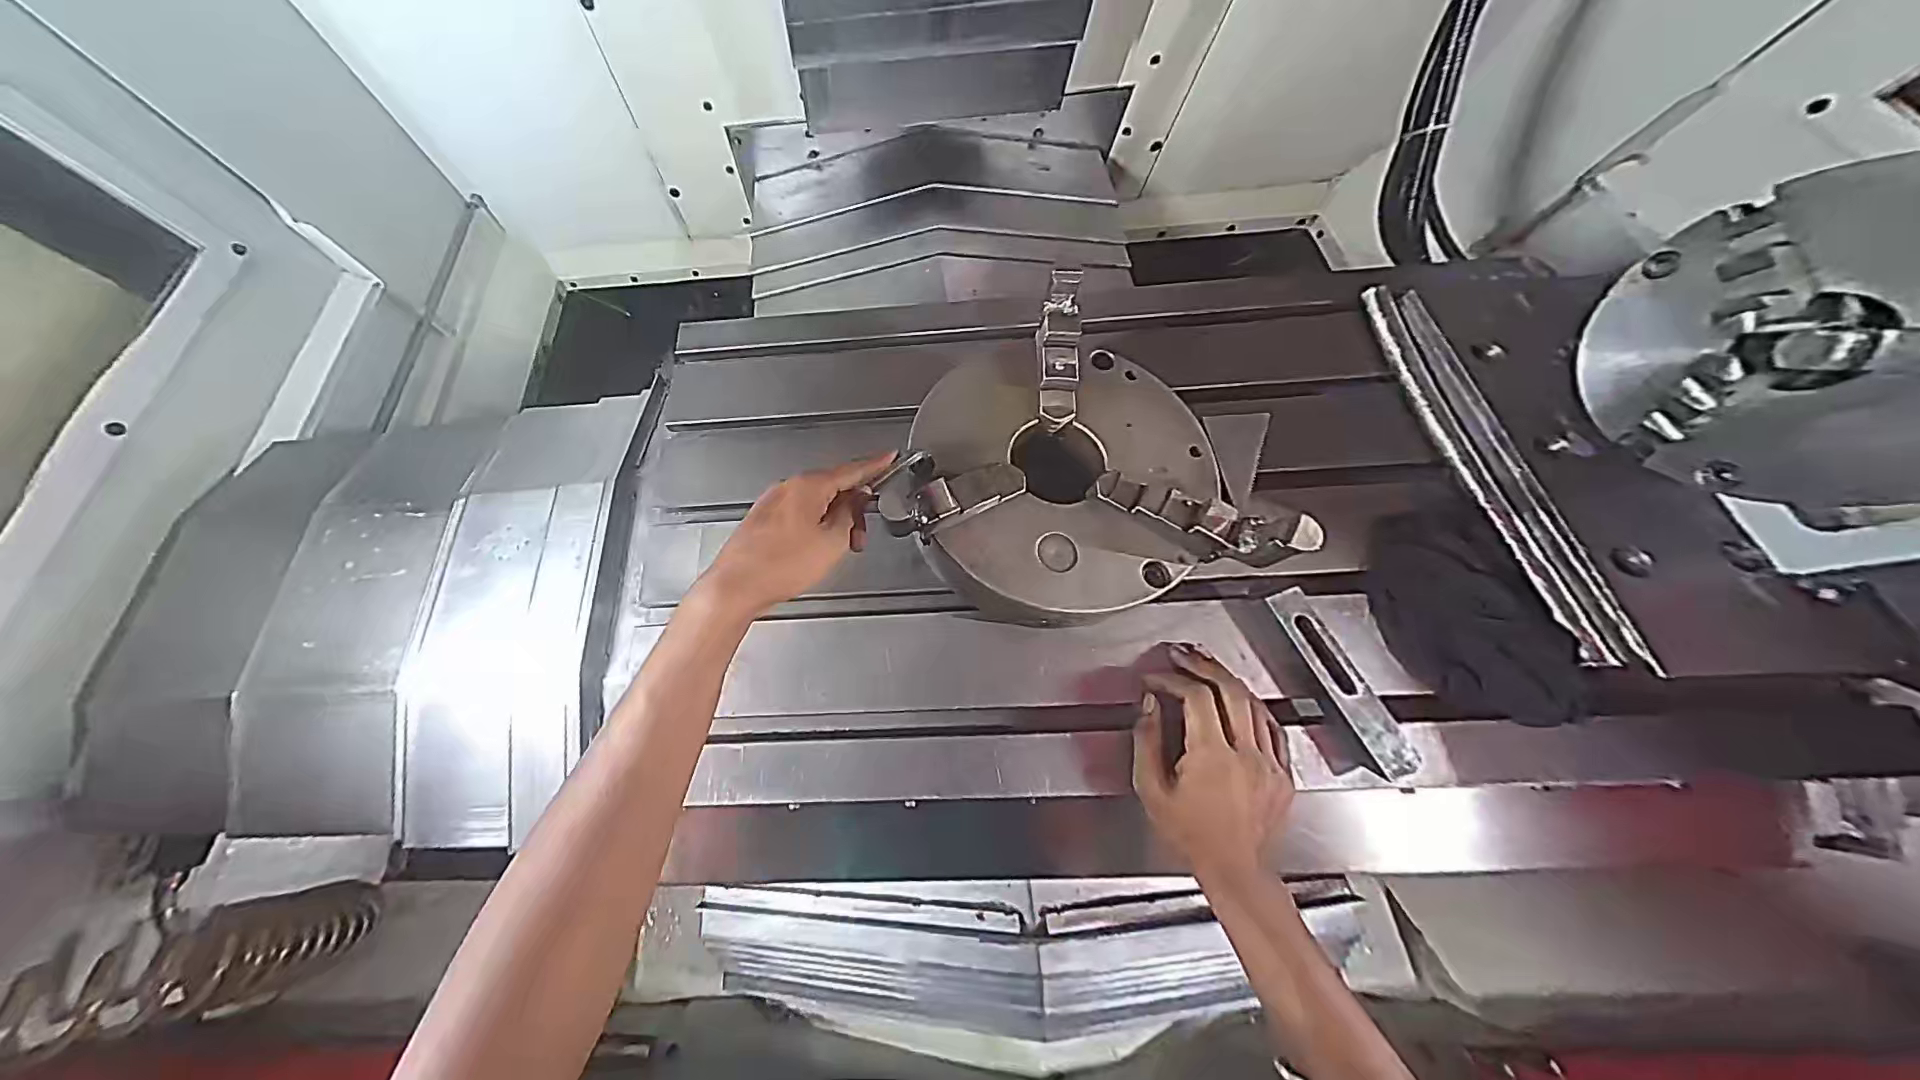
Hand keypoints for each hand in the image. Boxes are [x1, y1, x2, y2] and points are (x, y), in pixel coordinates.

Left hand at [694, 452, 895, 618]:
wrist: (736, 586)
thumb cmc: (778, 566)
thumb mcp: (832, 542)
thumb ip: (850, 514)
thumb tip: (856, 500)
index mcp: (808, 487)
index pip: (850, 470)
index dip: (874, 466)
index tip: (887, 458)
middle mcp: (788, 488)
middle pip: (832, 488)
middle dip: (853, 510)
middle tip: (860, 534)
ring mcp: (773, 502)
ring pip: (815, 503)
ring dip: (833, 522)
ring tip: (837, 549)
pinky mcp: (764, 519)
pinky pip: (799, 514)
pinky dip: (814, 526)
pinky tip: (815, 548)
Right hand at [1134, 643, 1293, 884]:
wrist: (1234, 869)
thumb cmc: (1191, 836)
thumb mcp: (1152, 790)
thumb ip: (1147, 741)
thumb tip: (1150, 706)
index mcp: (1212, 757)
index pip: (1196, 698)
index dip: (1173, 680)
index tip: (1157, 679)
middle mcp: (1246, 755)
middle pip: (1230, 690)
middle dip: (1203, 666)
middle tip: (1184, 656)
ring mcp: (1269, 764)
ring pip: (1254, 704)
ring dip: (1229, 681)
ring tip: (1208, 669)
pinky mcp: (1282, 774)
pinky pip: (1273, 728)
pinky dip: (1254, 707)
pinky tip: (1241, 701)